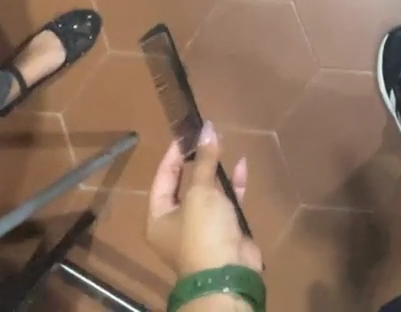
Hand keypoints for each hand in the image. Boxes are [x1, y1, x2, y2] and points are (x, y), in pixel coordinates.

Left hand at [146, 122, 261, 279]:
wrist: (227, 273)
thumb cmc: (203, 231)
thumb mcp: (200, 193)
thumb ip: (205, 161)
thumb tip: (207, 128)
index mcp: (159, 217)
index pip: (162, 178)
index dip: (173, 154)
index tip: (186, 133)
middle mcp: (177, 222)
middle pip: (184, 184)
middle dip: (196, 160)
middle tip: (206, 135)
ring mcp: (201, 226)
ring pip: (207, 192)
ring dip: (215, 170)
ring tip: (223, 144)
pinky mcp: (224, 229)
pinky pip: (226, 201)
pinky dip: (233, 184)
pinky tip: (242, 164)